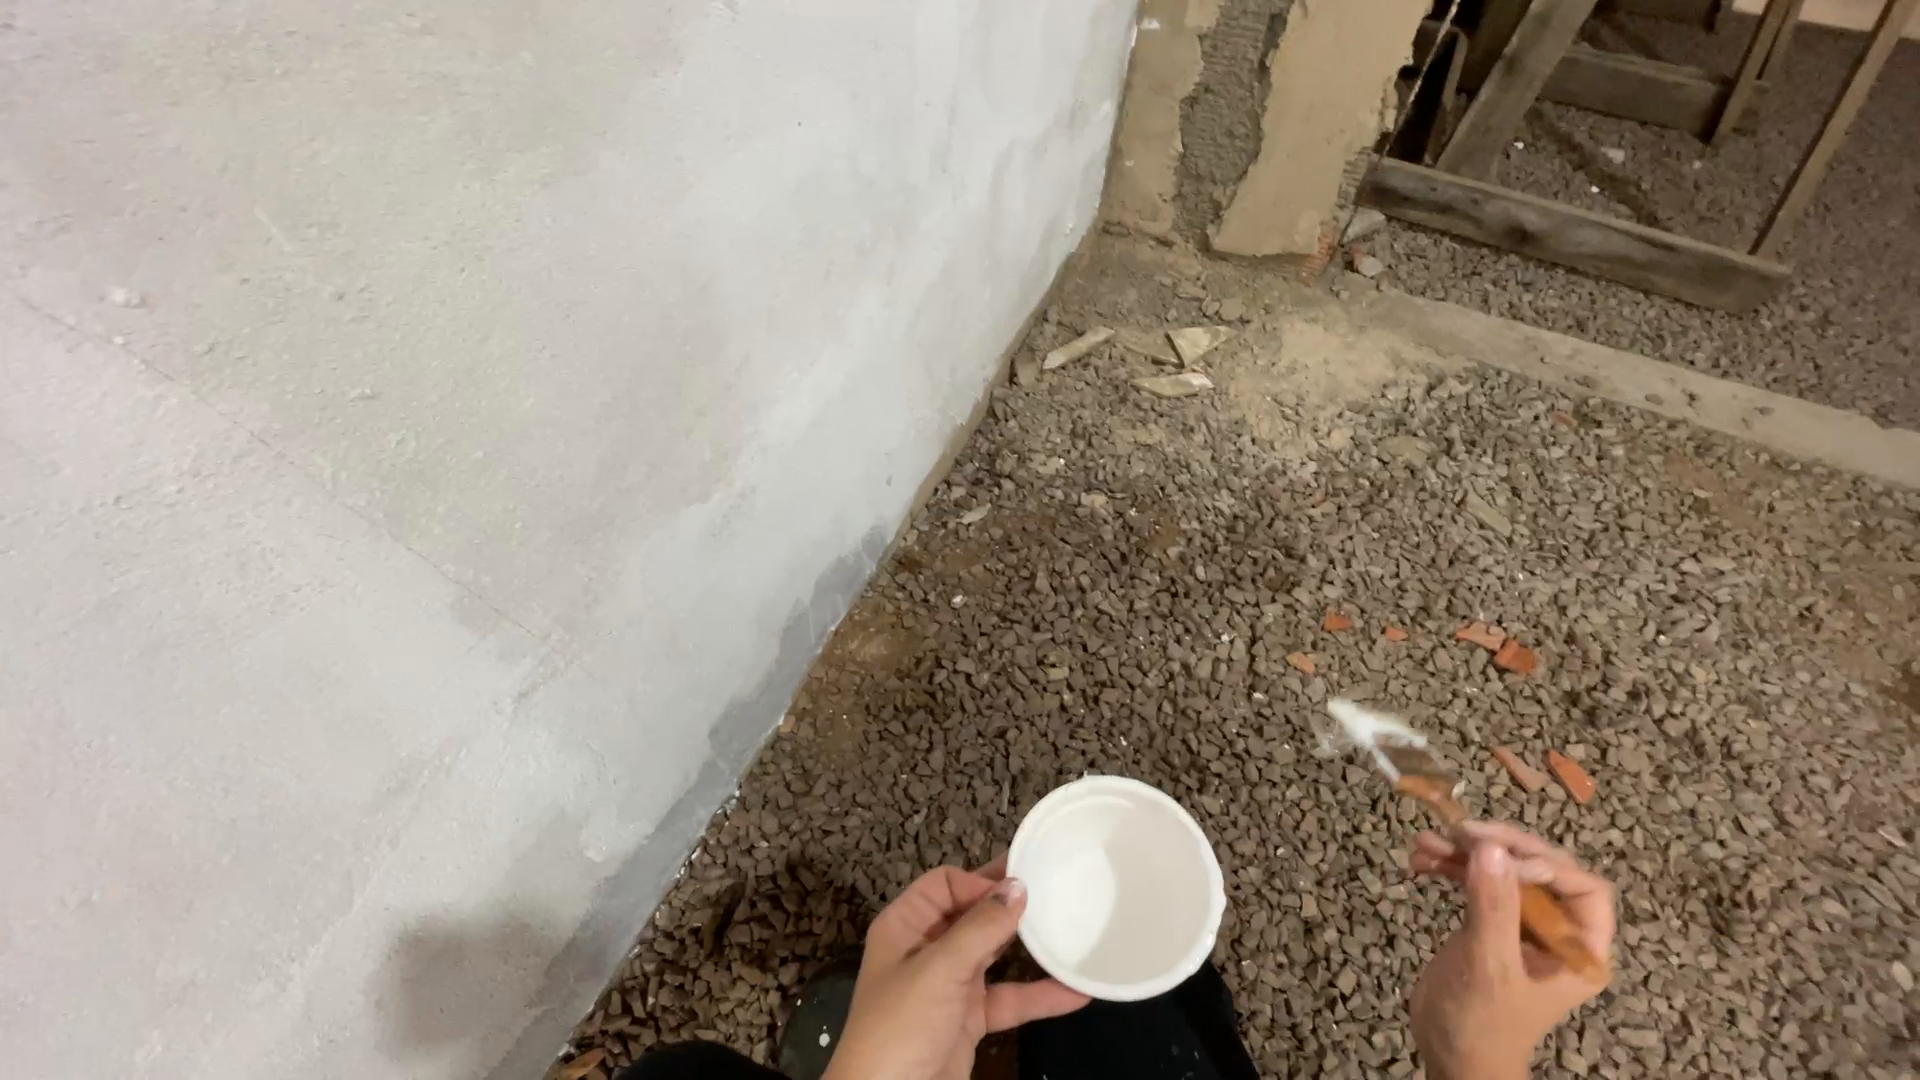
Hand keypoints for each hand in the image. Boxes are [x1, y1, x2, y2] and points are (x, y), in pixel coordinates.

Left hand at [823, 860, 1089, 1079]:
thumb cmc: (902, 1025)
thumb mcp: (939, 969)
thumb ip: (981, 927)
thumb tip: (1018, 885)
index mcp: (905, 925)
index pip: (945, 884)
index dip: (979, 882)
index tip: (1019, 888)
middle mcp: (926, 949)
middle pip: (971, 914)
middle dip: (1008, 904)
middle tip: (1056, 886)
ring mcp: (949, 986)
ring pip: (993, 954)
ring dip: (1027, 946)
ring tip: (1069, 926)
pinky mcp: (969, 1021)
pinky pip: (1007, 999)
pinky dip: (1038, 995)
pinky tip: (1075, 990)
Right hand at [1407, 821, 1615, 1079]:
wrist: (1449, 1053)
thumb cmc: (1483, 1019)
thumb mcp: (1489, 963)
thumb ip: (1493, 905)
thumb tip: (1490, 847)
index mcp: (1580, 949)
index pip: (1582, 888)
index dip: (1545, 864)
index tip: (1498, 855)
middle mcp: (1556, 932)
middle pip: (1538, 869)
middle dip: (1497, 847)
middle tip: (1456, 832)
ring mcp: (1519, 925)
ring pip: (1501, 870)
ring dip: (1463, 852)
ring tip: (1423, 842)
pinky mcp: (1485, 922)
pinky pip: (1474, 882)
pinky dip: (1447, 866)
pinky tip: (1419, 862)